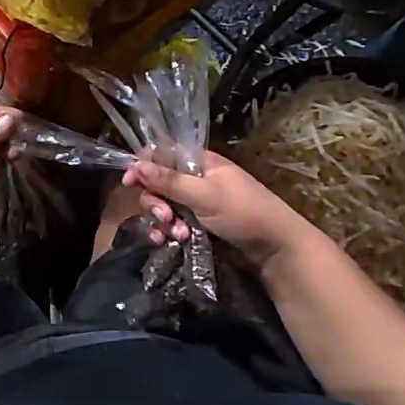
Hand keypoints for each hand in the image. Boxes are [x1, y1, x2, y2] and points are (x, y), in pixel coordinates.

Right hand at [123, 151, 317, 267]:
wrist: (274, 248)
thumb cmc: (243, 212)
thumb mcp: (205, 194)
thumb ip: (169, 180)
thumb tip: (136, 163)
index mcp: (200, 162)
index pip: (162, 155)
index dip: (143, 166)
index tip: (130, 182)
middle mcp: (195, 180)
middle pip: (157, 184)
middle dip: (155, 201)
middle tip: (164, 217)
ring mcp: (195, 204)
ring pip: (163, 207)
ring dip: (163, 221)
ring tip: (177, 234)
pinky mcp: (196, 226)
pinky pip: (171, 225)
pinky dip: (168, 233)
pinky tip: (171, 242)